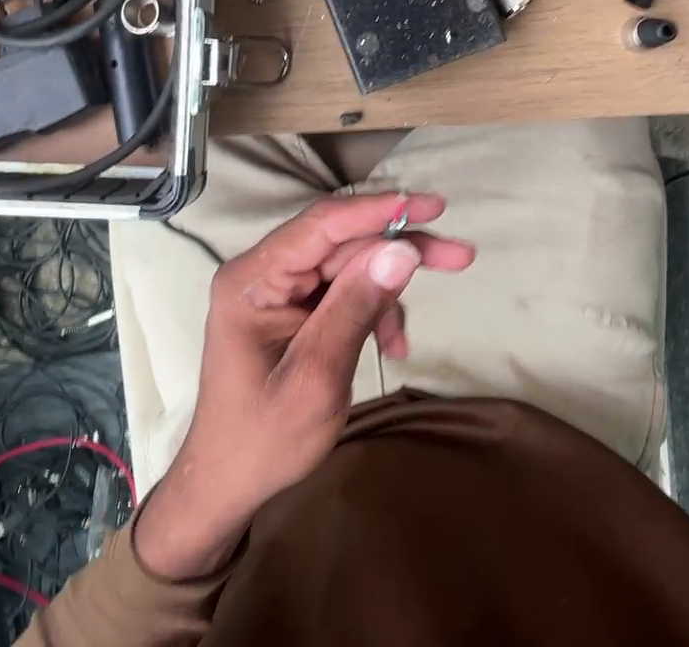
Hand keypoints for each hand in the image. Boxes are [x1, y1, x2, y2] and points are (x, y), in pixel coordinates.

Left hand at [132, 192, 474, 580]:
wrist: (229, 481)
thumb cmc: (264, 438)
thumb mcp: (316, 377)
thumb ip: (356, 308)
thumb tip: (401, 250)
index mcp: (253, 279)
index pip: (321, 224)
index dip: (378, 210)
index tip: (430, 206)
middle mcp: (264, 273)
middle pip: (342, 242)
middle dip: (399, 250)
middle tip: (459, 255)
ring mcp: (279, 291)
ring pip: (349, 266)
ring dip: (388, 293)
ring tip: (404, 342)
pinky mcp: (294, 309)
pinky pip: (344, 293)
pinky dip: (373, 314)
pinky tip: (387, 349)